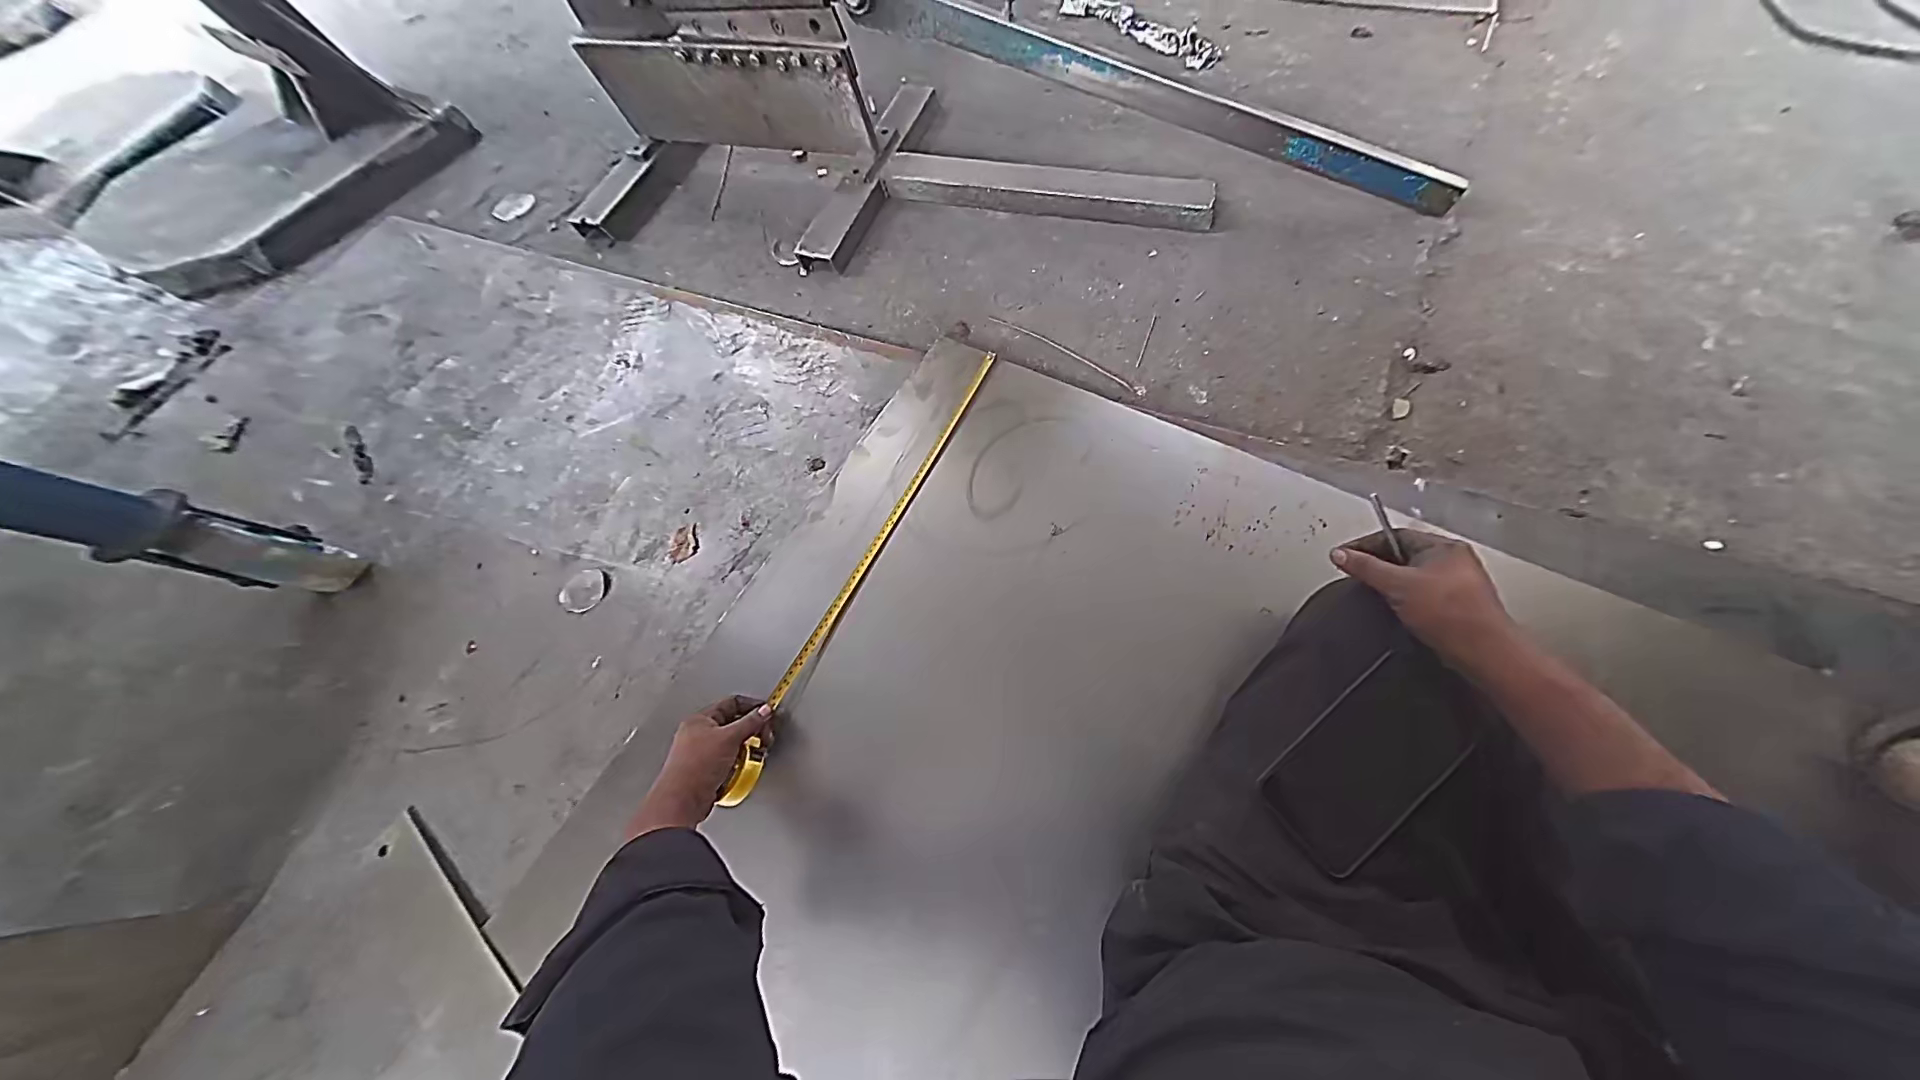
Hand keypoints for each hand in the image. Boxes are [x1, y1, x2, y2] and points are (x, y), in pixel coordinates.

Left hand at [627, 696, 773, 837]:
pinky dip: (738, 765)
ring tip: (748, 757)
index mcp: (700, 720)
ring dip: (745, 751)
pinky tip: (738, 770)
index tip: (767, 714)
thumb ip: (750, 722)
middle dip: (751, 732)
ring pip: (733, 745)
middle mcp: (698, 735)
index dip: (752, 707)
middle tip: (763, 738)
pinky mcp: (706, 771)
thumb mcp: (730, 738)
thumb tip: (763, 711)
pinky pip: (729, 762)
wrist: (683, 802)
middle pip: (734, 725)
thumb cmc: (695, 768)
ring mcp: (702, 754)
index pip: (732, 703)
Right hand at [1330, 528, 1516, 669]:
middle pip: (1403, 554)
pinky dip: (1404, 598)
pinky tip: (1395, 609)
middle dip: (1377, 564)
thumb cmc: (1446, 611)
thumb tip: (1340, 554)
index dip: (1364, 544)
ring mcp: (1458, 583)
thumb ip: (1365, 567)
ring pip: (1412, 575)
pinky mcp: (1457, 606)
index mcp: (1443, 547)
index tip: (1343, 555)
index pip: (1394, 535)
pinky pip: (1422, 594)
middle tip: (1355, 574)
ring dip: (1391, 582)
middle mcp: (1454, 561)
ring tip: (1374, 593)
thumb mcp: (1395, 584)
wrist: (1481, 650)